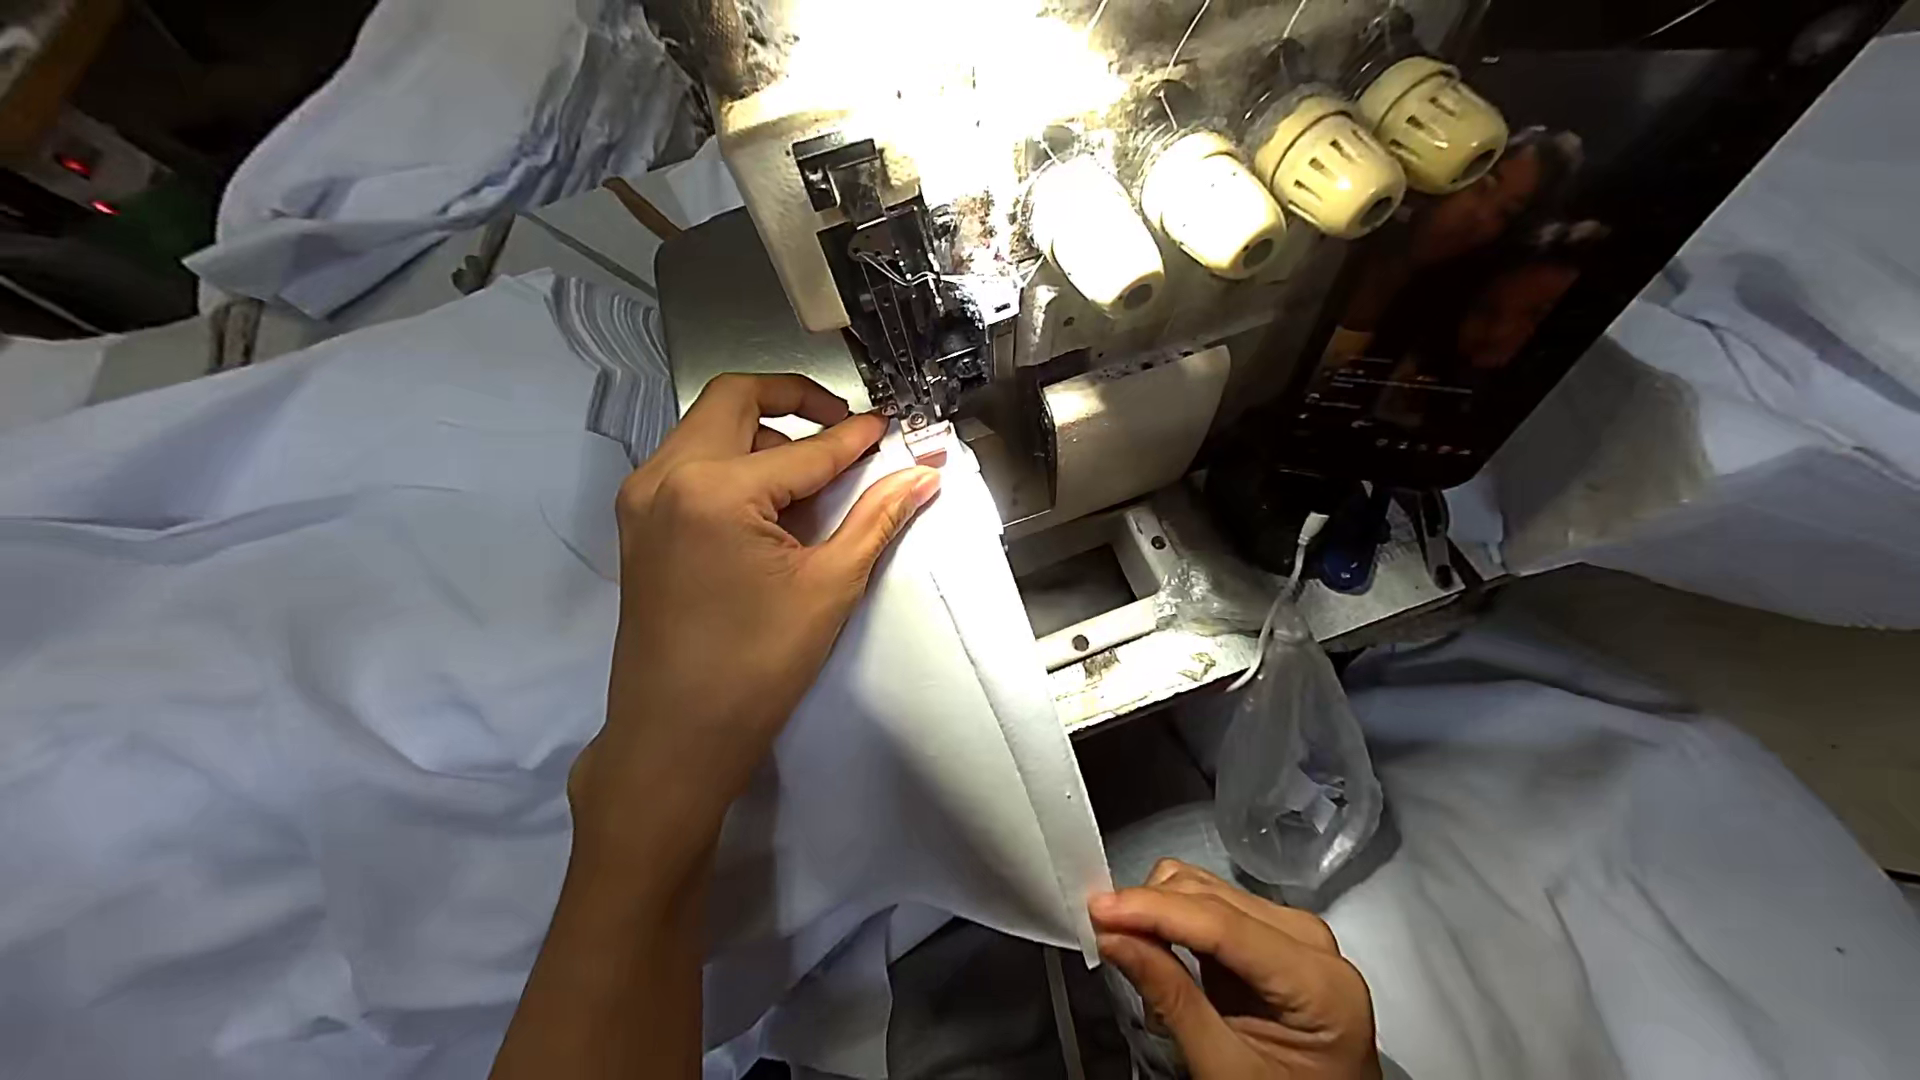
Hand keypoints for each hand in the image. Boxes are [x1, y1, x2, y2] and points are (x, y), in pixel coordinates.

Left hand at [568, 373, 939, 866]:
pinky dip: (736, 462)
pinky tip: (772, 506)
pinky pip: (692, 463)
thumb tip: (923, 475)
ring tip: (812, 478)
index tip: (889, 429)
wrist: (675, 737)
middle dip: (797, 401)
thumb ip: (878, 518)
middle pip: (735, 399)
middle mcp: (665, 476)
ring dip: (764, 433)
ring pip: (709, 427)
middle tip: (844, 429)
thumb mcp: (829, 586)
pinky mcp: (639, 521)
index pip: (803, 448)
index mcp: (713, 490)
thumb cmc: (757, 667)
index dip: (854, 437)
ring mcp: (643, 497)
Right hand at [1091, 860, 1380, 1079]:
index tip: (1099, 909)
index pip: (1222, 924)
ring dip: (1156, 908)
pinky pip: (1207, 899)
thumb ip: (1171, 1000)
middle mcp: (1308, 938)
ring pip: (1202, 886)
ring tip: (1128, 945)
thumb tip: (1112, 938)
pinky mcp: (1268, 926)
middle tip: (1102, 933)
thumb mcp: (1226, 1071)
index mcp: (1320, 984)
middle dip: (1148, 908)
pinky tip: (1153, 941)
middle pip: (1209, 896)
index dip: (1154, 910)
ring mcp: (1290, 927)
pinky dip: (1171, 915)